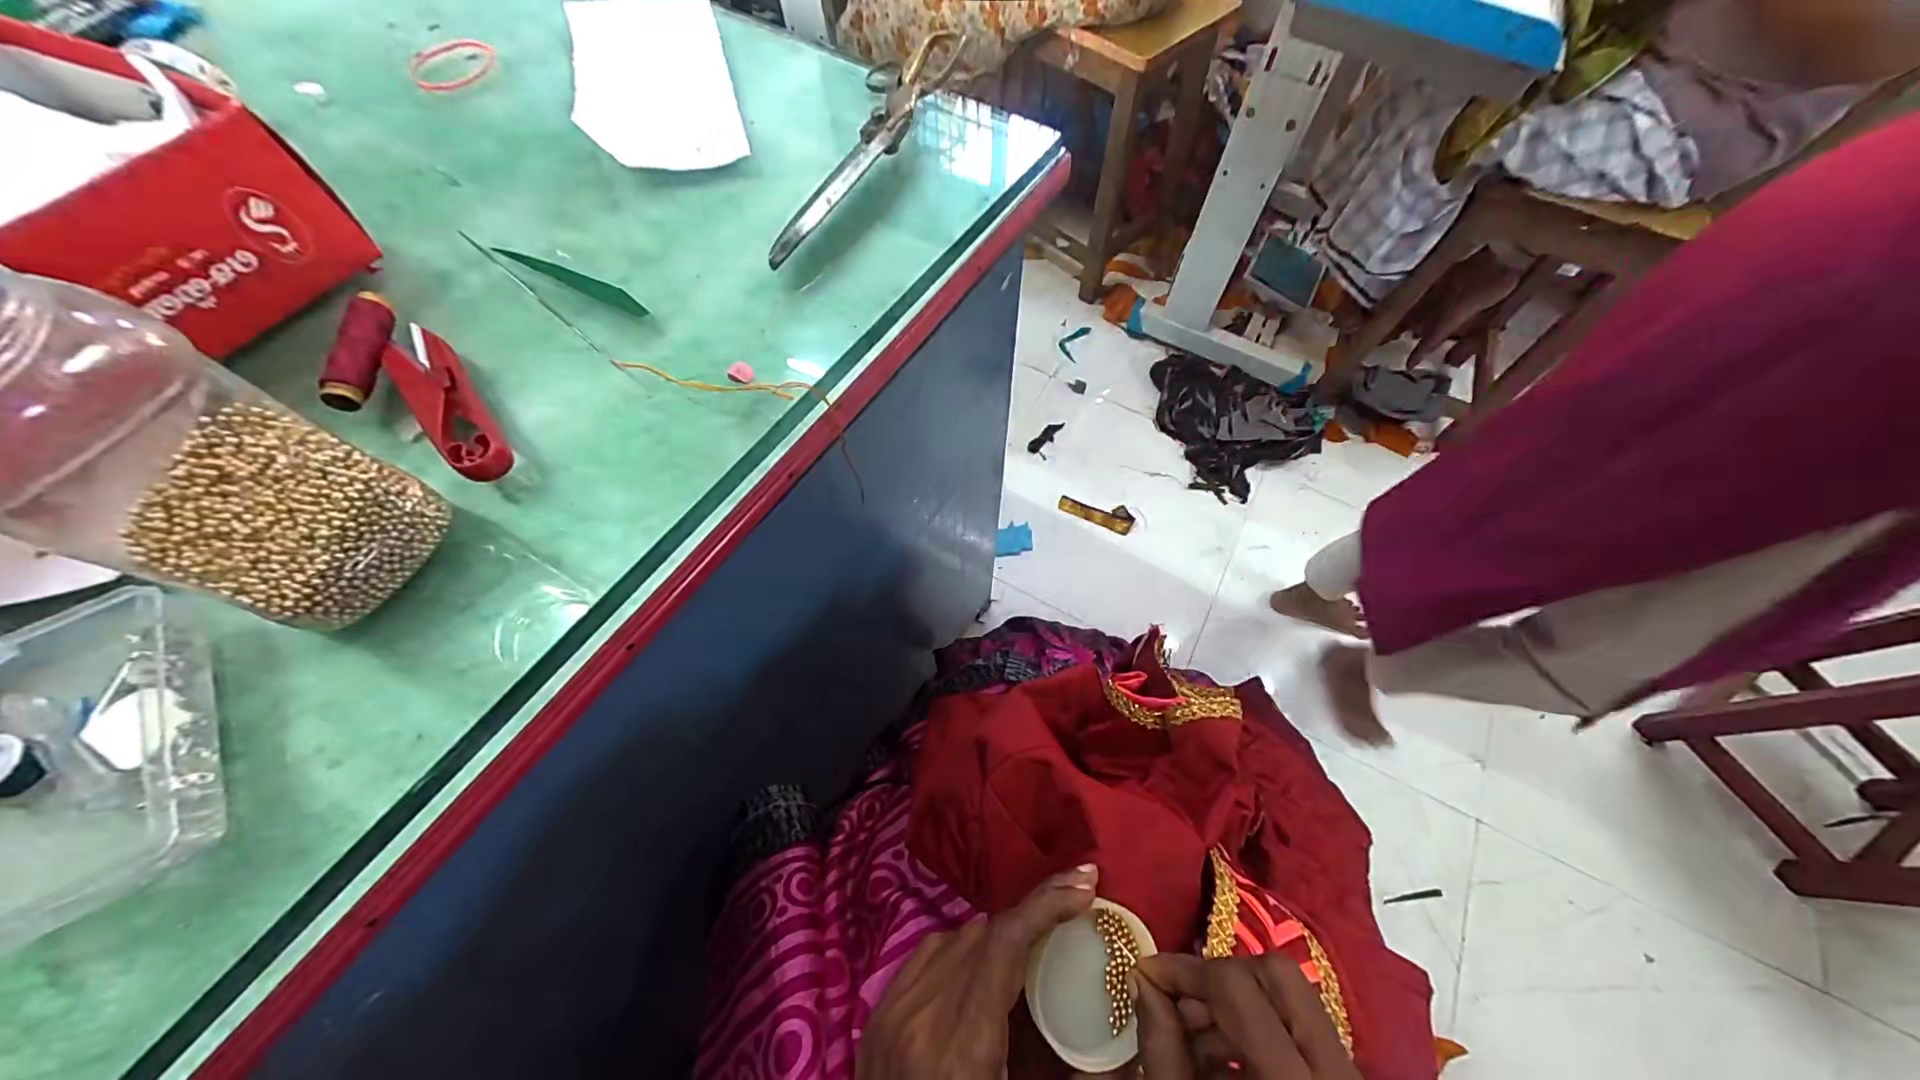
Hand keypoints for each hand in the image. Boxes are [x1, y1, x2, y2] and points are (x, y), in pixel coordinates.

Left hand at [856, 864, 1097, 1079]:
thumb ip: (1073, 1079)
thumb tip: (1126, 1045)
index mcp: (963, 1048)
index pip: (1005, 943)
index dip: (1046, 904)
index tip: (1084, 884)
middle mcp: (922, 1017)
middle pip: (984, 934)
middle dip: (1033, 915)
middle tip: (1071, 907)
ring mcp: (892, 1014)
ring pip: (955, 938)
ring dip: (998, 935)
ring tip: (1035, 941)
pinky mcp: (877, 1017)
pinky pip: (926, 955)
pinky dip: (961, 950)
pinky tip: (981, 964)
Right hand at [1133, 952, 1360, 1079]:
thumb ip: (1162, 1052)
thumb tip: (1145, 982)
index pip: (1238, 988)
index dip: (1184, 971)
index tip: (1146, 973)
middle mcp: (1337, 1074)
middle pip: (1278, 976)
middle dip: (1219, 977)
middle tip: (1178, 1001)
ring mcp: (1352, 1078)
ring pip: (1295, 1003)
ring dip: (1237, 1007)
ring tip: (1193, 1043)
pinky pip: (1307, 1036)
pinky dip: (1261, 1035)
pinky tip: (1224, 1065)